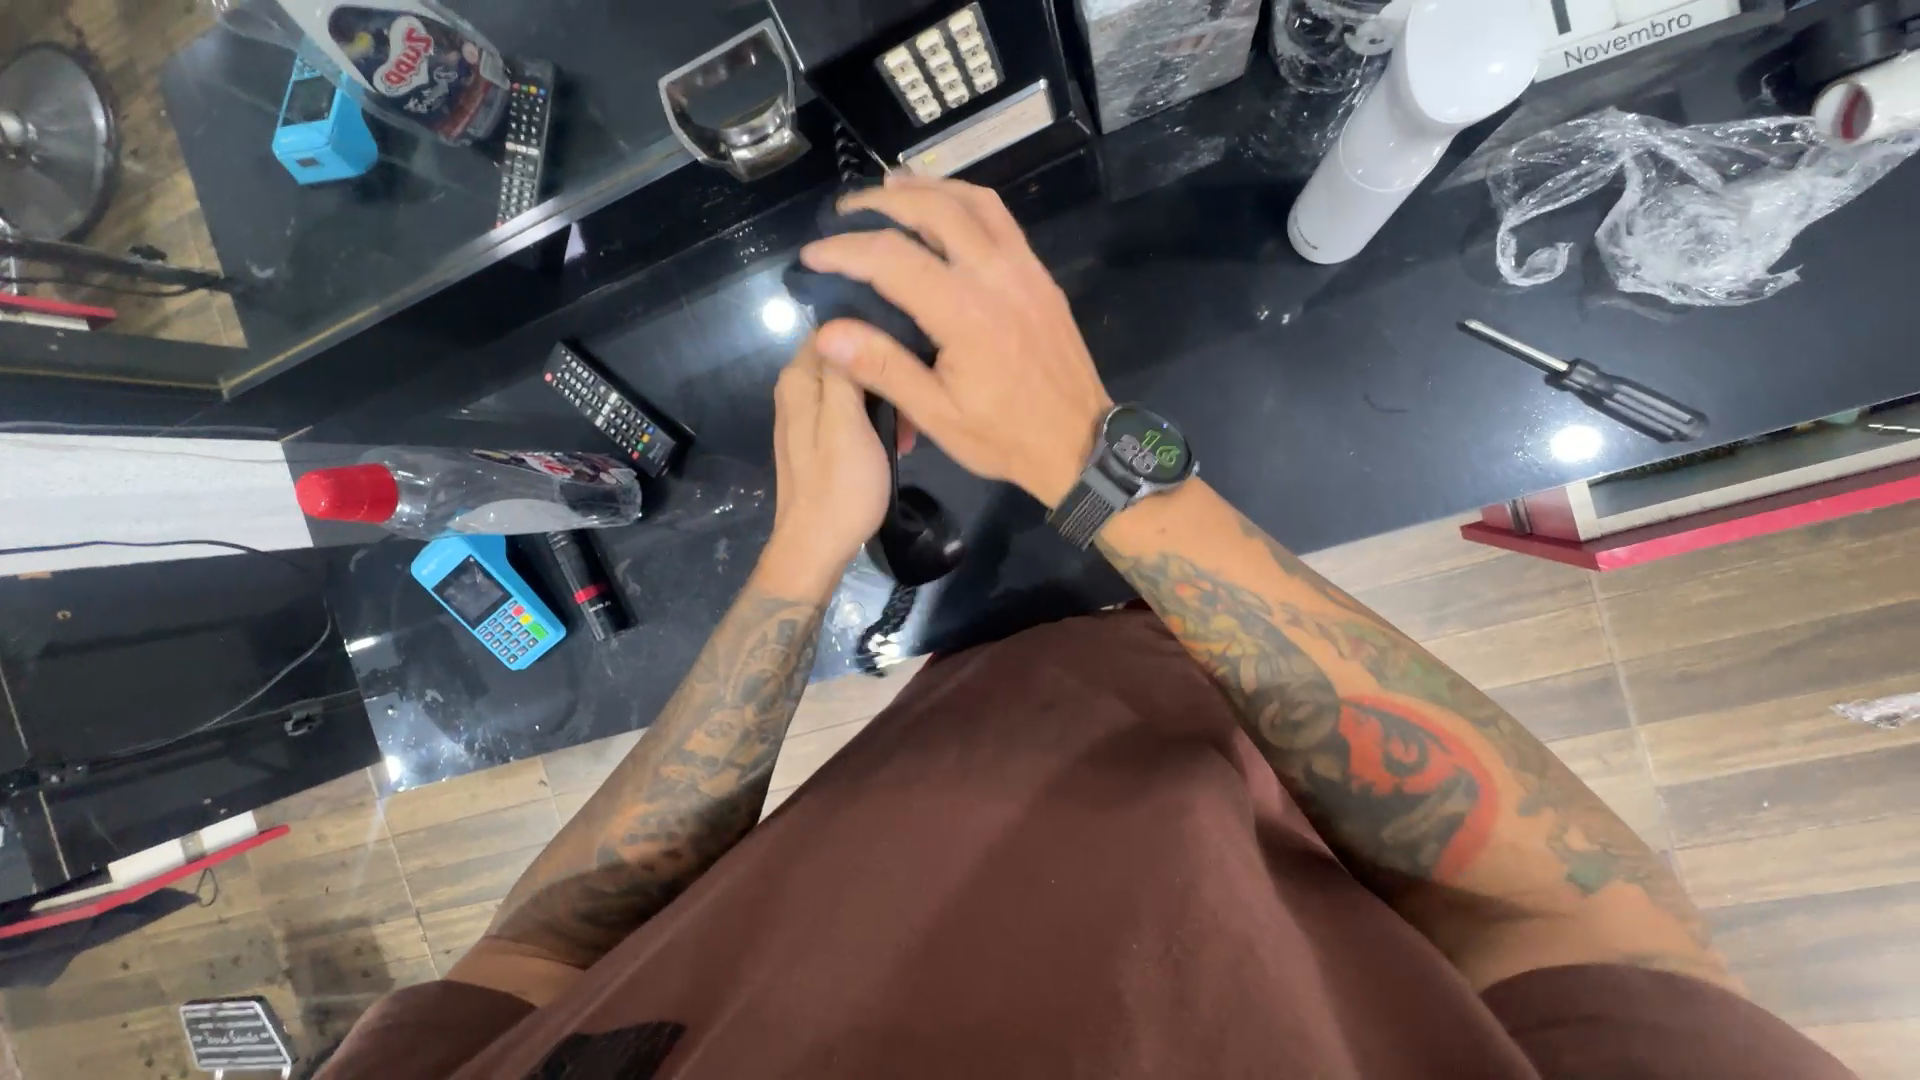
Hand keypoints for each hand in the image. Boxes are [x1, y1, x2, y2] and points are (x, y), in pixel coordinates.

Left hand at [759, 339, 891, 597]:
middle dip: (882, 375)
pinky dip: (872, 424)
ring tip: (908, 432)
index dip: (874, 335)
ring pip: (851, 390)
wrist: (817, 547)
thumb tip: (844, 326)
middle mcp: (795, 391)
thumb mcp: (848, 422)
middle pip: (846, 360)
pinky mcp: (815, 442)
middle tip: (914, 404)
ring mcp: (804, 418)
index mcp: (799, 380)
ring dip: (883, 403)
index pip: (835, 329)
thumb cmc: (840, 486)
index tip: (908, 353)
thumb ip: (844, 373)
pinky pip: (848, 415)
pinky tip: (892, 444)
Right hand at [800, 175, 1112, 508]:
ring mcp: (1025, 268)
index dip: (845, 250)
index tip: (812, 255)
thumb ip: (883, 368)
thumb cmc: (1004, 437)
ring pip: (973, 201)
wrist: (1079, 443)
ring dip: (926, 188)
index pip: (892, 258)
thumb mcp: (938, 416)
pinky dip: (963, 201)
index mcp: (966, 313)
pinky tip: (943, 211)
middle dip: (880, 203)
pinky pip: (1000, 217)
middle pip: (933, 209)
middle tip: (843, 214)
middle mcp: (996, 275)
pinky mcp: (1040, 274)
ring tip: (888, 192)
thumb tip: (826, 332)